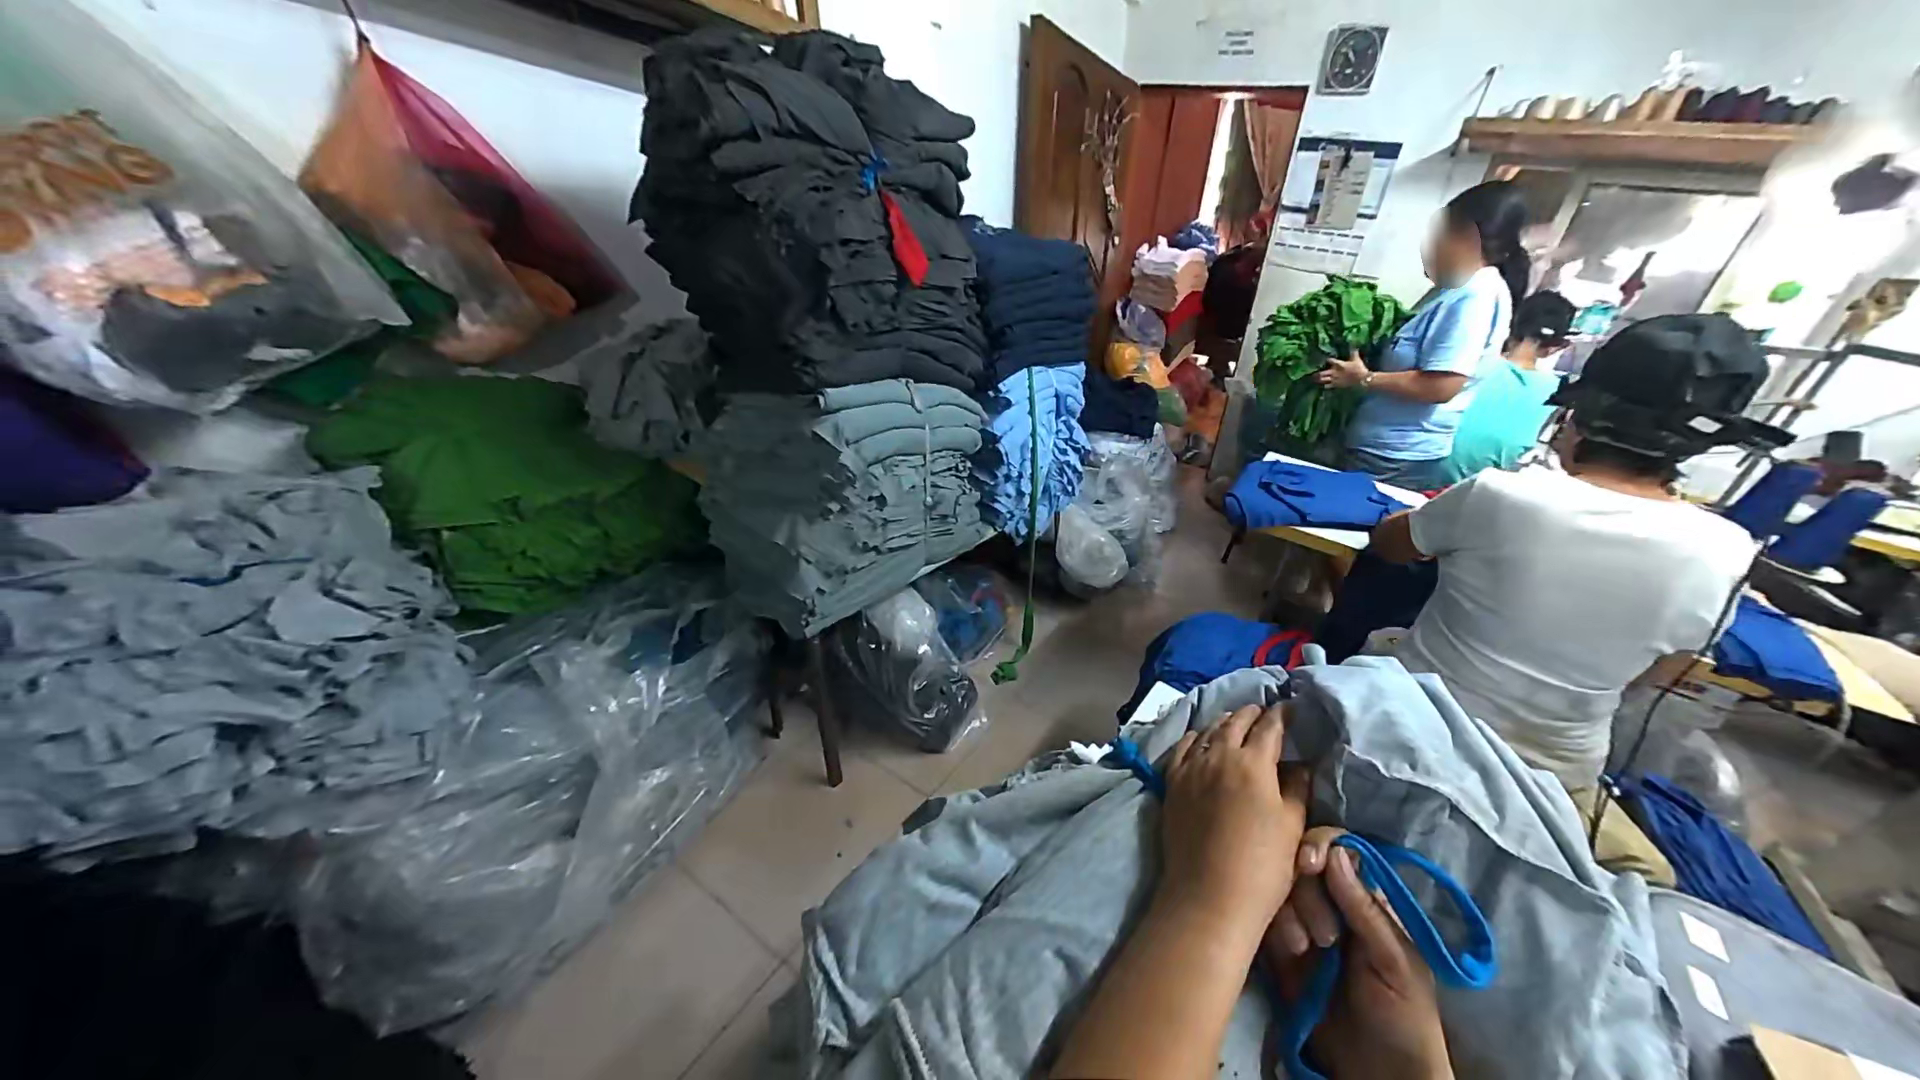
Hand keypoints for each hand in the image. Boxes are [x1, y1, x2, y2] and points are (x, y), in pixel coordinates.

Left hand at [1158, 704, 1310, 937]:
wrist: (1209, 893)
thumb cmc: (1262, 865)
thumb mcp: (1292, 826)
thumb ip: (1295, 789)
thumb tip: (1299, 766)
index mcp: (1253, 763)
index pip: (1269, 728)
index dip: (1281, 716)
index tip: (1290, 708)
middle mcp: (1218, 756)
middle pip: (1235, 723)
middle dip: (1251, 715)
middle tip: (1262, 712)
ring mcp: (1190, 767)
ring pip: (1208, 732)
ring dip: (1224, 723)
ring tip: (1234, 721)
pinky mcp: (1172, 782)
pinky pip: (1183, 748)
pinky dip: (1196, 738)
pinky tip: (1200, 739)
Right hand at [1264, 834, 1453, 1079]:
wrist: (1376, 1075)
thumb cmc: (1403, 1018)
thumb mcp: (1396, 964)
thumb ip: (1366, 909)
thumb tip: (1336, 851)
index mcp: (1362, 900)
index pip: (1335, 853)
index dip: (1318, 847)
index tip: (1308, 864)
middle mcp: (1327, 903)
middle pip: (1299, 865)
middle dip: (1306, 893)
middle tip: (1325, 937)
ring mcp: (1298, 922)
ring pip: (1276, 888)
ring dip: (1288, 914)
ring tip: (1304, 951)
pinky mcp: (1274, 946)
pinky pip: (1260, 917)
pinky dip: (1270, 927)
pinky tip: (1288, 952)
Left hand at [1314, 350, 1369, 389]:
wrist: (1361, 379)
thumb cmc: (1359, 368)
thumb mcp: (1356, 359)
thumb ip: (1353, 352)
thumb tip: (1354, 345)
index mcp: (1338, 364)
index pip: (1330, 360)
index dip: (1327, 360)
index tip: (1325, 360)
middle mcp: (1334, 372)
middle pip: (1322, 373)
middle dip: (1317, 373)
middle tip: (1314, 374)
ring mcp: (1334, 379)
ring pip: (1322, 380)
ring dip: (1319, 379)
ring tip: (1315, 379)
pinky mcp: (1336, 385)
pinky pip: (1327, 386)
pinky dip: (1324, 385)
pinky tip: (1323, 385)